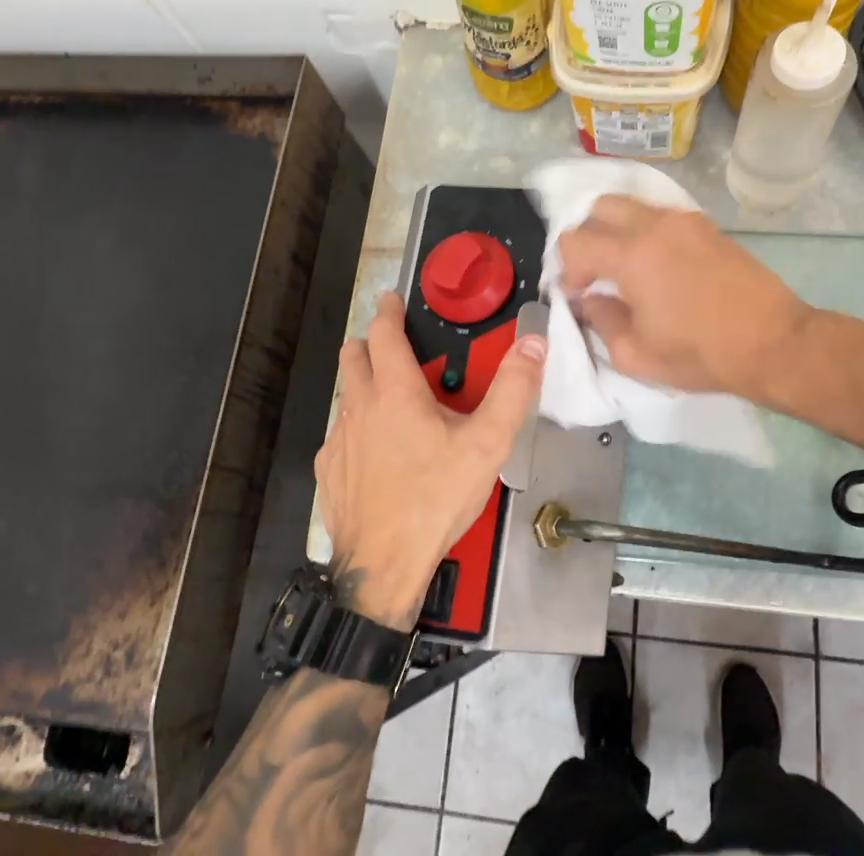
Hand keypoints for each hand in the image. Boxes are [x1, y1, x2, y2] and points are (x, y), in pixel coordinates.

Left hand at [315, 293, 546, 630]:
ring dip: (363, 386)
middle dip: (369, 342)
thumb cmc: (436, 499)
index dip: (388, 312)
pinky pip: (340, 436)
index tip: (392, 301)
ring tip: (391, 399)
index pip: (383, 334)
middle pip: (353, 357)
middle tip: (390, 344)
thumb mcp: (488, 443)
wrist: (386, 562)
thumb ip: (512, 389)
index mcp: (395, 393)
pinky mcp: (330, 471)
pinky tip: (378, 452)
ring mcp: (339, 441)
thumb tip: (533, 344)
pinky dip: (357, 429)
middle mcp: (359, 408)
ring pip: (346, 397)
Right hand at [558, 196, 813, 398]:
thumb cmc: (700, 355)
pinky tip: (656, 267)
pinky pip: (661, 216)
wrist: (773, 343)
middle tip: (596, 275)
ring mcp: (685, 221)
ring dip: (617, 231)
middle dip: (587, 238)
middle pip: (599, 207)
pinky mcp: (707, 227)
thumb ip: (600, 321)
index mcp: (632, 255)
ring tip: (625, 269)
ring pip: (632, 206)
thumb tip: (588, 302)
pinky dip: (645, 232)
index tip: (580, 297)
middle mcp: (655, 225)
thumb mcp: (635, 355)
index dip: (567, 270)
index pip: (575, 241)